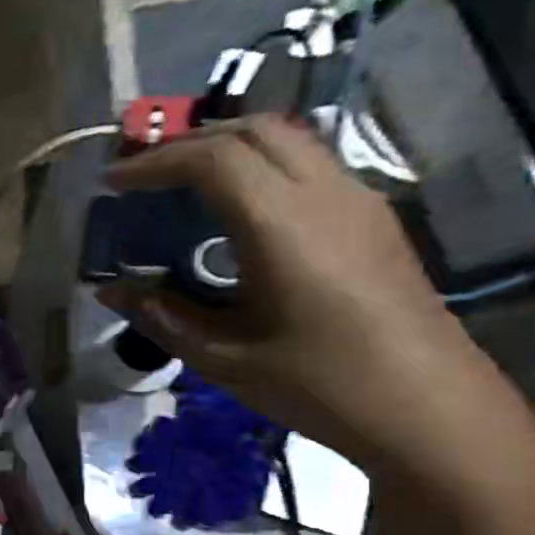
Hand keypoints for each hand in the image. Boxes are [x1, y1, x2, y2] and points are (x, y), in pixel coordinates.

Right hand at [100, 116, 507, 473]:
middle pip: (252, 131)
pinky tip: (237, 208)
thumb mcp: (223, 357)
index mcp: (282, 225)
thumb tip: (112, 291)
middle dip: (189, 143)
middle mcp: (325, 194)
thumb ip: (163, 315)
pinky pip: (309, 165)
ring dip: (228, 147)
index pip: (213, 159)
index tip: (114, 182)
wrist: (423, 403)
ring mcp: (357, 199)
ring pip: (287, 140)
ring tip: (183, 182)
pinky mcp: (372, 217)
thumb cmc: (315, 384)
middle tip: (144, 173)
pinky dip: (261, 166)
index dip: (156, 163)